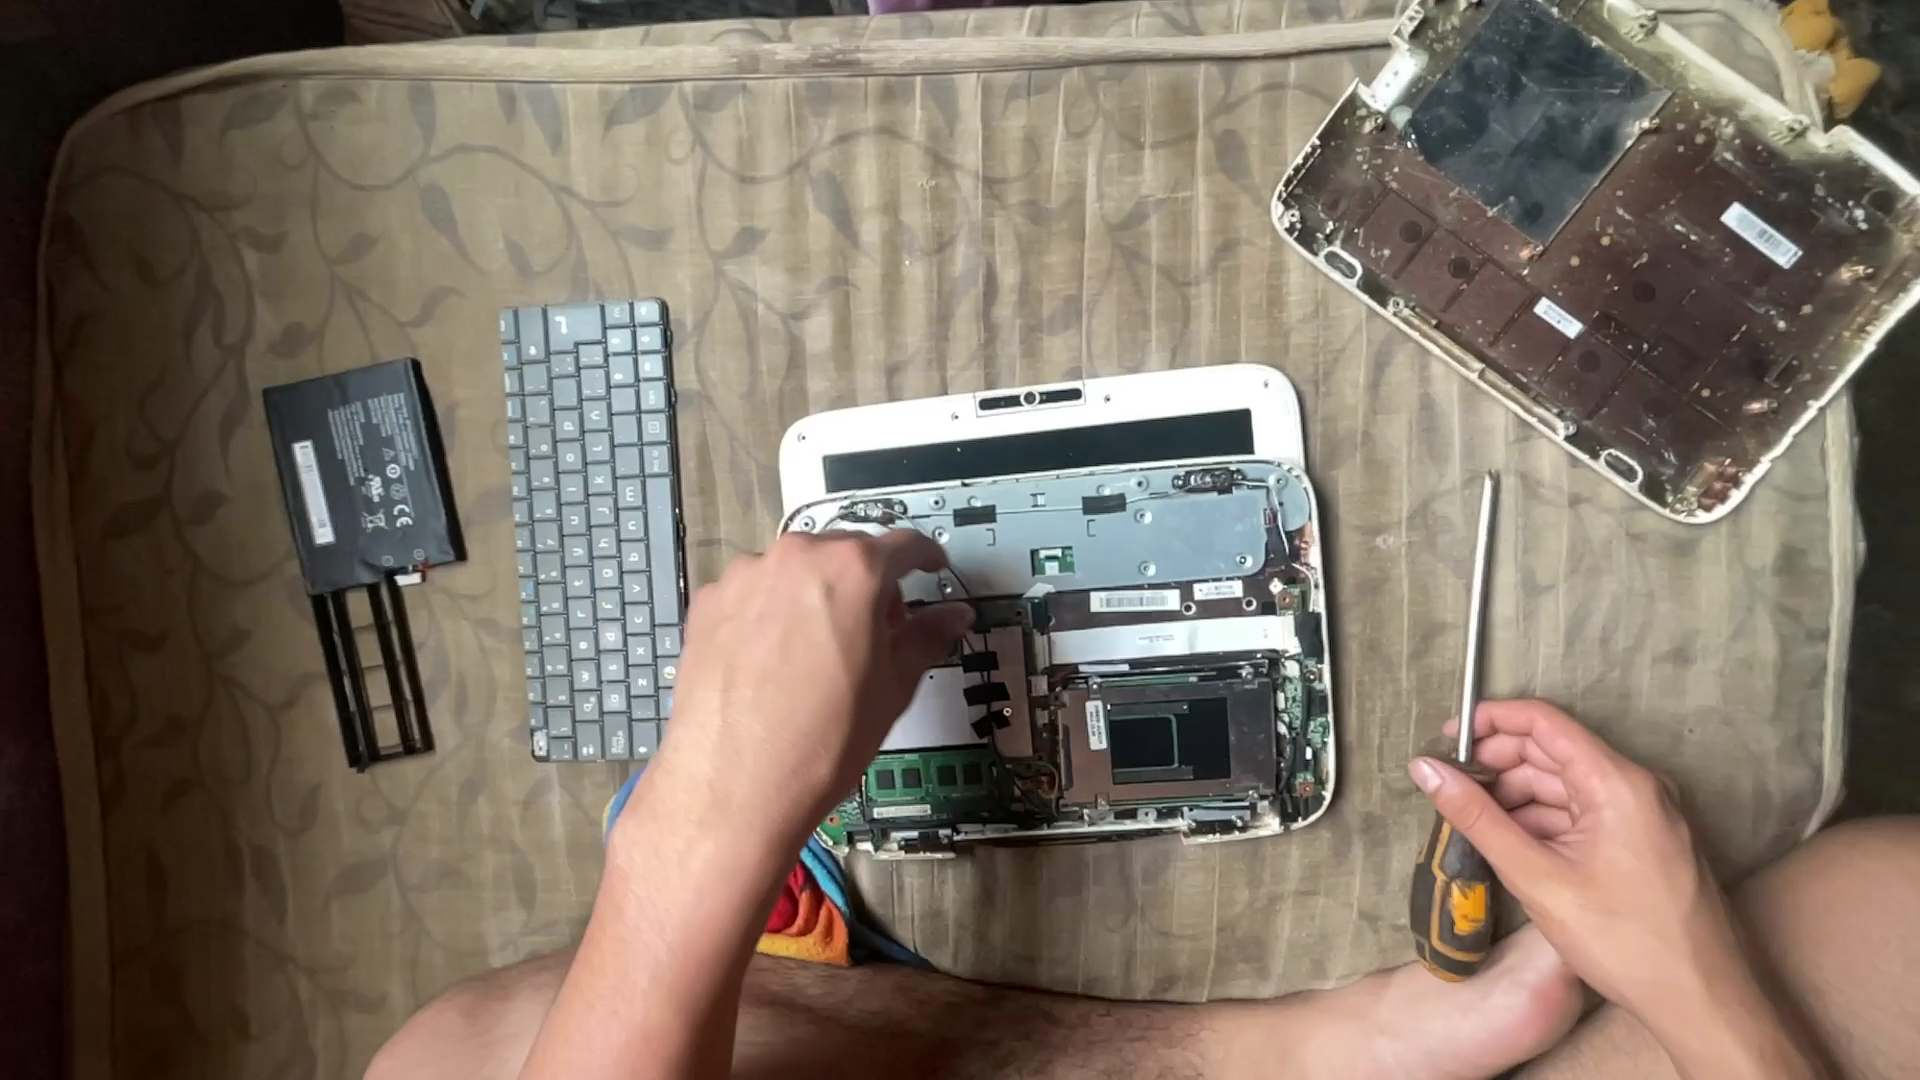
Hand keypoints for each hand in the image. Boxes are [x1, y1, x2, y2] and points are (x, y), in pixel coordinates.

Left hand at [641, 529, 972, 843]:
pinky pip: (756, 590)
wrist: (734, 787)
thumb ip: (927, 637)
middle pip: (848, 552)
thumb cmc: (818, 742)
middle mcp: (797, 559)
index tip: (929, 568)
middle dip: (869, 583)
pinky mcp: (711, 602)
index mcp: (853, 570)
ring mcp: (747, 577)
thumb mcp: (894, 686)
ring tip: (821, 651)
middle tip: (878, 630)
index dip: (926, 558)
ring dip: (819, 593)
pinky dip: (773, 610)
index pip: (904, 545)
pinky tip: (778, 658)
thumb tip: (951, 617)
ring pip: (799, 569)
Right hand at [1407, 700, 1741, 1021]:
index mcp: (1617, 784)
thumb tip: (1423, 767)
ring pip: (1558, 780)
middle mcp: (1635, 786)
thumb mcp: (1534, 876)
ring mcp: (1641, 813)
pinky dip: (1536, 815)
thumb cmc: (1626, 942)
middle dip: (1494, 761)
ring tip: (1473, 818)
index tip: (1447, 740)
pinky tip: (1508, 840)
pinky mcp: (1638, 837)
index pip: (1542, 720)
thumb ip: (1474, 815)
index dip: (1489, 720)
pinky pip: (1576, 807)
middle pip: (1548, 749)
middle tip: (1450, 785)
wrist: (1709, 1012)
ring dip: (1511, 792)